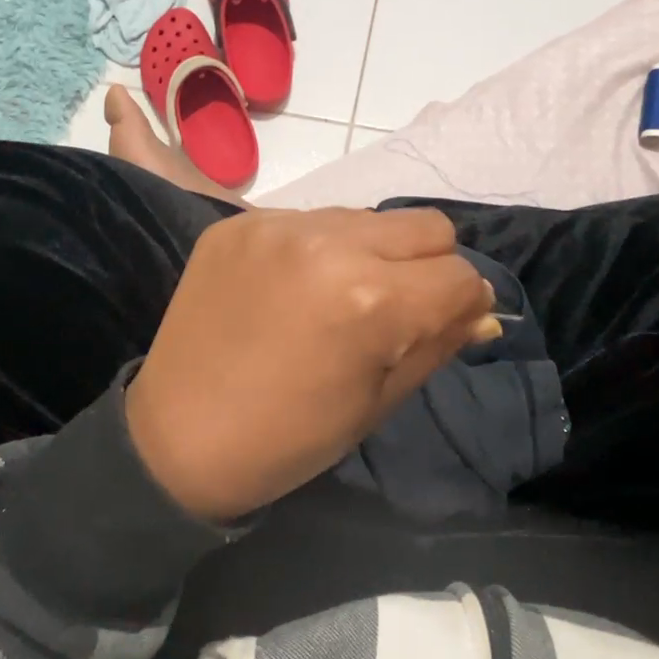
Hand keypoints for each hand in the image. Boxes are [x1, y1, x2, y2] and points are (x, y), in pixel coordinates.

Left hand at [126, 207, 494, 523]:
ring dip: (373, 254)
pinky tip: (292, 292)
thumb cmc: (287, 440)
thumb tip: (482, 312)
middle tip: (397, 311)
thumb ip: (436, 344)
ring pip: (367, 218)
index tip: (447, 325)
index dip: (464, 306)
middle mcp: (329, 243)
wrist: (177, 440)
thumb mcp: (377, 403)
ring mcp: (276, 226)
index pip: (460, 277)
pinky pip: (309, 221)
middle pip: (426, 228)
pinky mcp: (237, 225)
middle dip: (429, 269)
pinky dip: (318, 251)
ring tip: (338, 300)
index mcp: (371, 298)